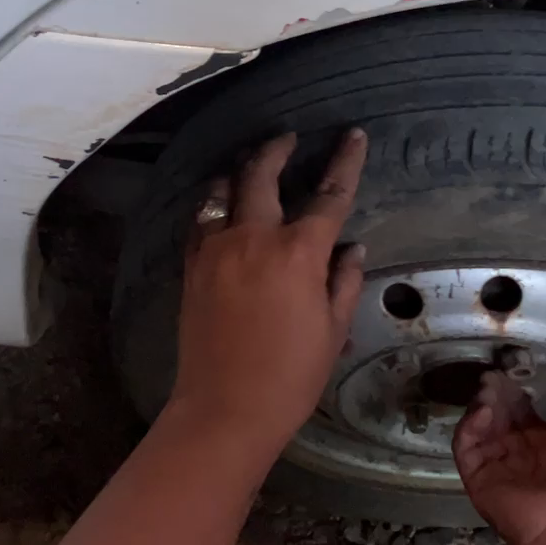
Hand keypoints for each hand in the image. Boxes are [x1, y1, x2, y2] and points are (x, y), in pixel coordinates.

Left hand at [167, 130, 368, 450]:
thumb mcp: (331, 331)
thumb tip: (353, 248)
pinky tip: (219, 205)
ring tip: (249, 164)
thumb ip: (343, 282)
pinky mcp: (192, 265)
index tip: (353, 135)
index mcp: (298, 253)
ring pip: (222, 189)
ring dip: (239, 171)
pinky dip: (212, 203)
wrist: (224, 409)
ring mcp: (217, 248)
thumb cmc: (290, 376)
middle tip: (287, 137)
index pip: (329, 195)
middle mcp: (254, 238)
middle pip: (262, 174)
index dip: (345, 161)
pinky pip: (200, 220)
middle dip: (276, 148)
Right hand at [452, 371, 545, 544]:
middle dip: (497, 394)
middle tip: (494, 376)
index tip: (514, 371)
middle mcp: (519, 455)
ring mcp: (496, 466)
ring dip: (481, 405)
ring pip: (480, 428)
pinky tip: (483, 411)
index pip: (524, 413)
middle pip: (500, 417)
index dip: (519, 392)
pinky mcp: (476, 477)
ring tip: (488, 390)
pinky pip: (465, 446)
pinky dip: (469, 426)